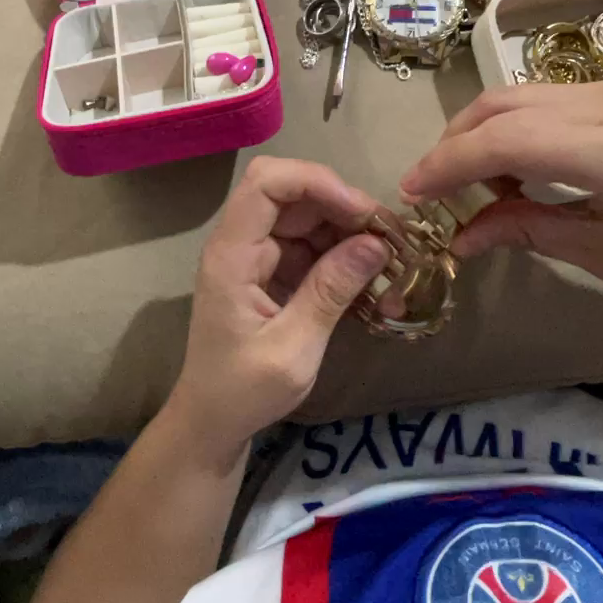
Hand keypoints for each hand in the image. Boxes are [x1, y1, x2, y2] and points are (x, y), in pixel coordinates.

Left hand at [163, 157, 389, 465]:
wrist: (212, 420)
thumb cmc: (243, 391)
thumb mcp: (293, 350)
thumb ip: (331, 293)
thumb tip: (376, 244)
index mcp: (232, 255)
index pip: (266, 182)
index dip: (316, 182)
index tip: (361, 212)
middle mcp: (241, 243)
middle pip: (293, 193)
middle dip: (344, 207)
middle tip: (390, 239)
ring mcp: (257, 254)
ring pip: (308, 216)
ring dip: (350, 232)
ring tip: (389, 264)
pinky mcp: (273, 269)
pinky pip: (312, 243)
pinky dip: (343, 255)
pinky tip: (372, 281)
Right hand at [399, 83, 602, 298]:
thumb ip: (526, 232)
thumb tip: (458, 237)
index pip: (503, 142)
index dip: (447, 164)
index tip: (410, 194)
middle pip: (501, 105)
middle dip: (454, 144)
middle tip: (432, 189)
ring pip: (519, 94)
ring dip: (481, 132)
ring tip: (473, 184)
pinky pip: (546, 97)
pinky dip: (514, 125)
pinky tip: (517, 165)